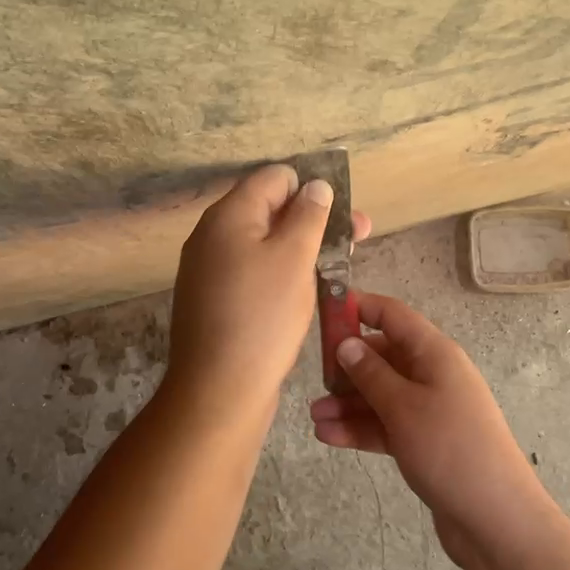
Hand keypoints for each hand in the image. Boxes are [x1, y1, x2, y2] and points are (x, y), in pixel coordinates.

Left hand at [166, 164, 369, 414]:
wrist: (218, 391)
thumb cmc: (262, 317)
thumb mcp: (294, 258)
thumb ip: (308, 215)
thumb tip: (315, 185)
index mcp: (228, 215)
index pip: (274, 177)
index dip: (311, 187)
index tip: (344, 211)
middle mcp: (212, 235)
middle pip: (270, 210)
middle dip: (315, 219)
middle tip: (359, 235)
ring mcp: (210, 270)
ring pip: (264, 243)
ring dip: (302, 247)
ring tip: (341, 265)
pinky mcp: (215, 300)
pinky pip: (253, 271)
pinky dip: (282, 272)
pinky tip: (309, 290)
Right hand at [309, 294, 549, 564]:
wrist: (495, 519)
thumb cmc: (449, 448)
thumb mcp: (403, 406)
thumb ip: (370, 373)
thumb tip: (347, 343)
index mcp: (434, 353)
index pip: (392, 314)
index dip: (358, 307)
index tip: (322, 312)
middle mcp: (433, 374)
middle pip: (383, 356)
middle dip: (348, 367)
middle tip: (314, 381)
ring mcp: (431, 410)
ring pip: (381, 394)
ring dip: (348, 403)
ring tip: (313, 418)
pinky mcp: (426, 442)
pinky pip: (387, 425)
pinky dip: (361, 428)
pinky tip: (329, 437)